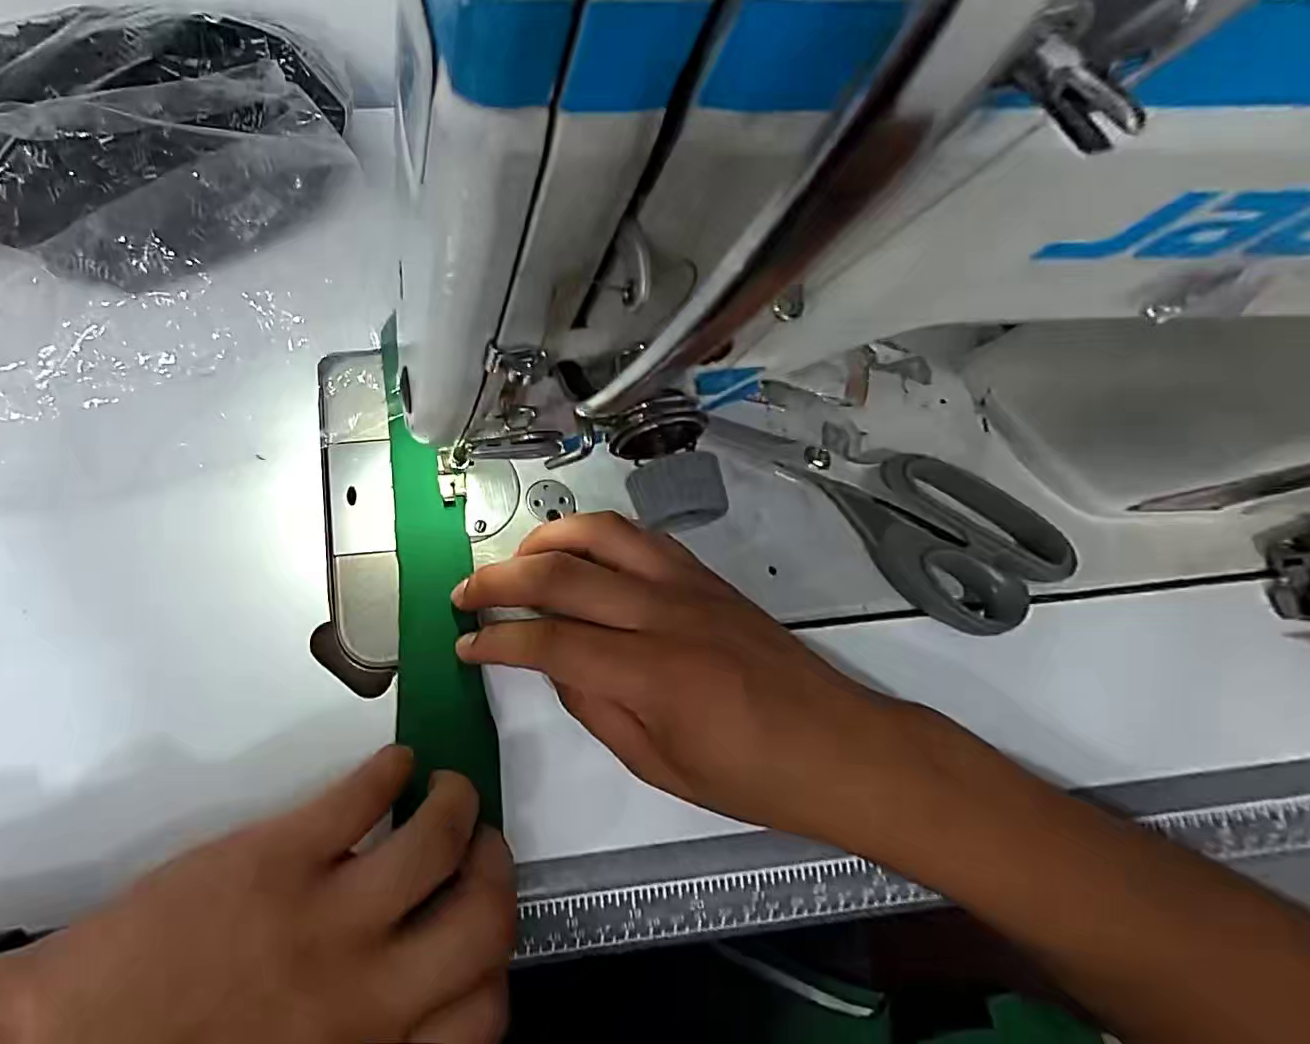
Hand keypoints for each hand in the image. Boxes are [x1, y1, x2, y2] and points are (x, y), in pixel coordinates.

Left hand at [0, 747, 514, 1043]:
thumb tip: (417, 993)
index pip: (483, 1014)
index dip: (494, 959)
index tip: (476, 918)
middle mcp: (367, 994)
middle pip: (483, 923)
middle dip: (494, 871)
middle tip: (481, 843)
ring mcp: (325, 916)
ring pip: (435, 843)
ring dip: (454, 804)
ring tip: (447, 788)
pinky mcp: (278, 854)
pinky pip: (361, 797)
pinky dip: (391, 771)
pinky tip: (394, 765)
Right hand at [453, 512, 949, 847]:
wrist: (844, 748)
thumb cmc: (752, 775)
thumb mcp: (656, 764)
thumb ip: (593, 707)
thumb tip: (551, 664)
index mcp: (651, 675)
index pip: (548, 642)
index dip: (495, 640)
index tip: (466, 643)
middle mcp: (664, 615)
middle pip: (559, 574)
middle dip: (497, 579)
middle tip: (465, 592)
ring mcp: (686, 585)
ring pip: (597, 533)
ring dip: (543, 540)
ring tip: (515, 561)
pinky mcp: (704, 574)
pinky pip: (636, 536)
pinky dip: (592, 536)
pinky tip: (576, 554)